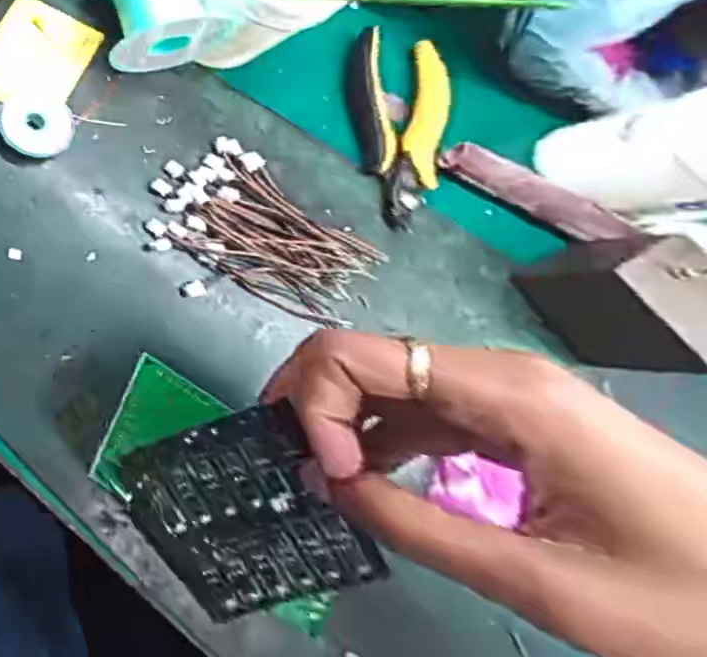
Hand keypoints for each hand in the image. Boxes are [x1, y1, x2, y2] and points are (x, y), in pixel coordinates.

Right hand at [264, 329, 706, 656]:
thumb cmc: (699, 610)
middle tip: (298, 456)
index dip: (316, 402)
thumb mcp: (546, 583)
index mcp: (505, 391)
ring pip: (386, 380)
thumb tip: (322, 482)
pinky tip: (374, 471)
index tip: (327, 468)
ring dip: (341, 417)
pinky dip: (382, 433)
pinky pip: (422, 408)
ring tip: (329, 470)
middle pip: (362, 356)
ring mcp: (510, 394)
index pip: (353, 355)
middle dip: (312, 400)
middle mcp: (498, 373)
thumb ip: (414, 526)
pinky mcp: (519, 419)